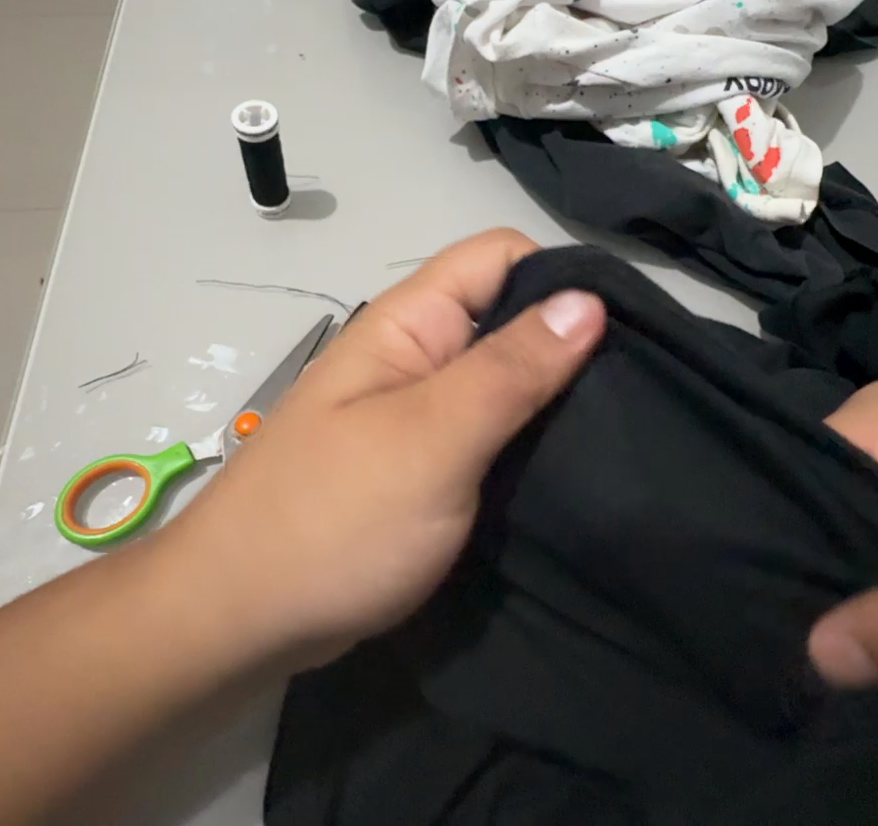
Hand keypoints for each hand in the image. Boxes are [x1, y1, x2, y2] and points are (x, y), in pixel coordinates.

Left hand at [163, 229, 604, 667]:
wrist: (242, 619)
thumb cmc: (334, 520)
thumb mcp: (431, 439)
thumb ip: (509, 370)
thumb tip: (588, 299)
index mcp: (408, 326)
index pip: (498, 258)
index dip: (561, 278)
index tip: (625, 332)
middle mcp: (414, 357)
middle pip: (506, 317)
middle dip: (567, 345)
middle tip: (634, 396)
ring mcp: (416, 415)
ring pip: (501, 381)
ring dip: (551, 400)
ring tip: (616, 436)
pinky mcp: (422, 467)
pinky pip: (487, 434)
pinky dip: (525, 443)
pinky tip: (568, 470)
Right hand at [806, 381, 877, 686]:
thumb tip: (807, 658)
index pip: (799, 473)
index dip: (780, 541)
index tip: (767, 613)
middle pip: (817, 507)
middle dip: (813, 579)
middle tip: (792, 650)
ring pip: (850, 539)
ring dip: (848, 600)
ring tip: (825, 658)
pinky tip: (870, 647)